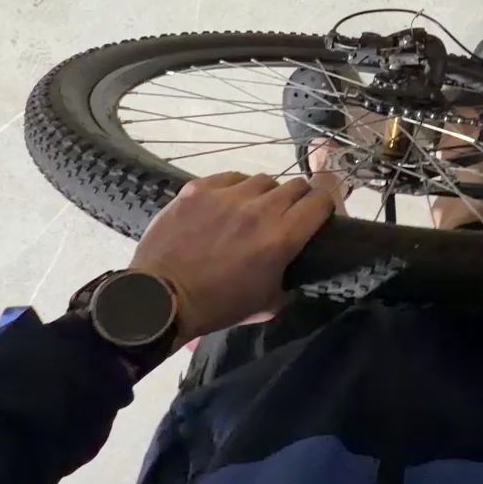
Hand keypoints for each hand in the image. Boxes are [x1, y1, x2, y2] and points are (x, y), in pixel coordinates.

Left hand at [128, 171, 334, 345]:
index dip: (323, 205)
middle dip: (296, 199)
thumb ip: (290, 280)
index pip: (320, 200)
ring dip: (264, 194)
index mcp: (282, 237)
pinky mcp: (200, 189)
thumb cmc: (217, 306)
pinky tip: (225, 204)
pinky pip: (230, 177)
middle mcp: (261, 209)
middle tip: (284, 215)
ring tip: (250, 209)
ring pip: (263, 180)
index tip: (316, 214)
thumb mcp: (266, 304)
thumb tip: (298, 269)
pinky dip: (234, 188)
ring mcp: (228, 195)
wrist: (159, 300)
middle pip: (295, 186)